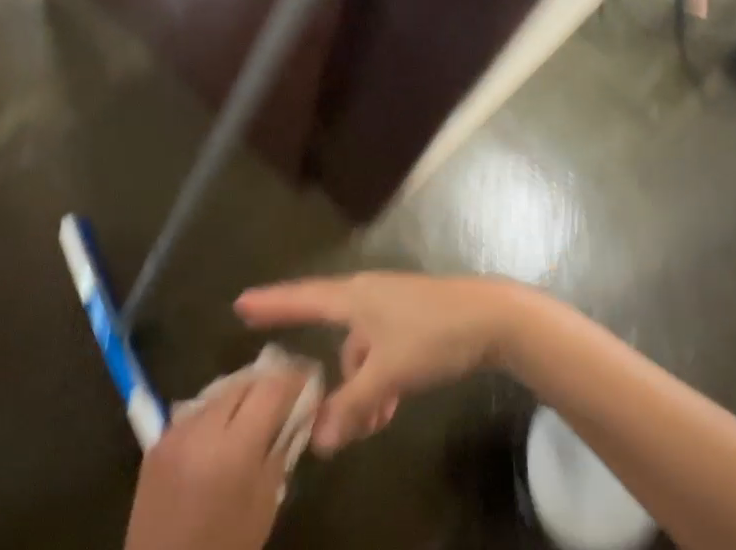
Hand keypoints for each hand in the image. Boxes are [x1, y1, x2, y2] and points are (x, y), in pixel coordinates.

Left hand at [123, 364, 311, 549]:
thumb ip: (280, 452)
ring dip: (239, 395)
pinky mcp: (156, 441)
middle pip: (242, 383)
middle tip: (285, 394)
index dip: (293, 380)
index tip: (307, 381)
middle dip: (267, 384)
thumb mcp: (265, 503)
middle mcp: (201, 429)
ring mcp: (174, 432)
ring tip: (254, 412)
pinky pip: (194, 412)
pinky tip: (222, 431)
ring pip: (216, 393)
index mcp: (233, 450)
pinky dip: (213, 413)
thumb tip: (294, 416)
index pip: (270, 390)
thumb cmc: (226, 545)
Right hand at [236, 272, 522, 454]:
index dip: (271, 304)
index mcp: (353, 297)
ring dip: (357, 386)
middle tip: (299, 387)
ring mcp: (391, 308)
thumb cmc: (434, 335)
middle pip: (329, 330)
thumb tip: (318, 440)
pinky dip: (378, 380)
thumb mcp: (390, 372)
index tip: (240, 303)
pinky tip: (388, 408)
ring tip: (365, 424)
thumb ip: (352, 404)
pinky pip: (380, 353)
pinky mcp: (413, 322)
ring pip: (359, 351)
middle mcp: (366, 296)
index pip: (301, 299)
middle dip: (320, 367)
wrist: (495, 319)